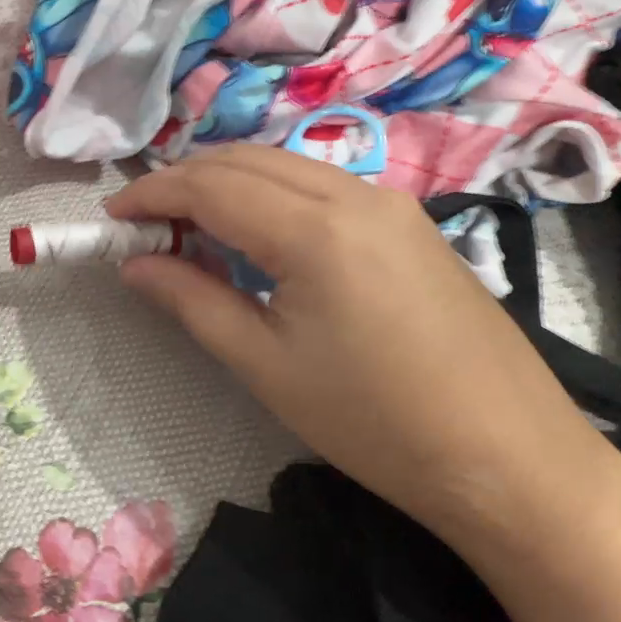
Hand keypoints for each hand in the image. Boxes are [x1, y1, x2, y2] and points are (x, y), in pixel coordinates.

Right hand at [107, 145, 608, 532]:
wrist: (510, 460)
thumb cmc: (373, 421)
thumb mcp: (264, 364)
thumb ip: (191, 299)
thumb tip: (134, 264)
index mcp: (314, 228)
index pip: (211, 186)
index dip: (152, 194)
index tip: (111, 219)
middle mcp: (354, 195)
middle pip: (245, 160)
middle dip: (184, 181)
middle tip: (143, 225)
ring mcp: (391, 205)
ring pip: (285, 166)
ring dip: (227, 184)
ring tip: (189, 229)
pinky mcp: (410, 226)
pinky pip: (321, 186)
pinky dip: (271, 195)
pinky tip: (256, 237)